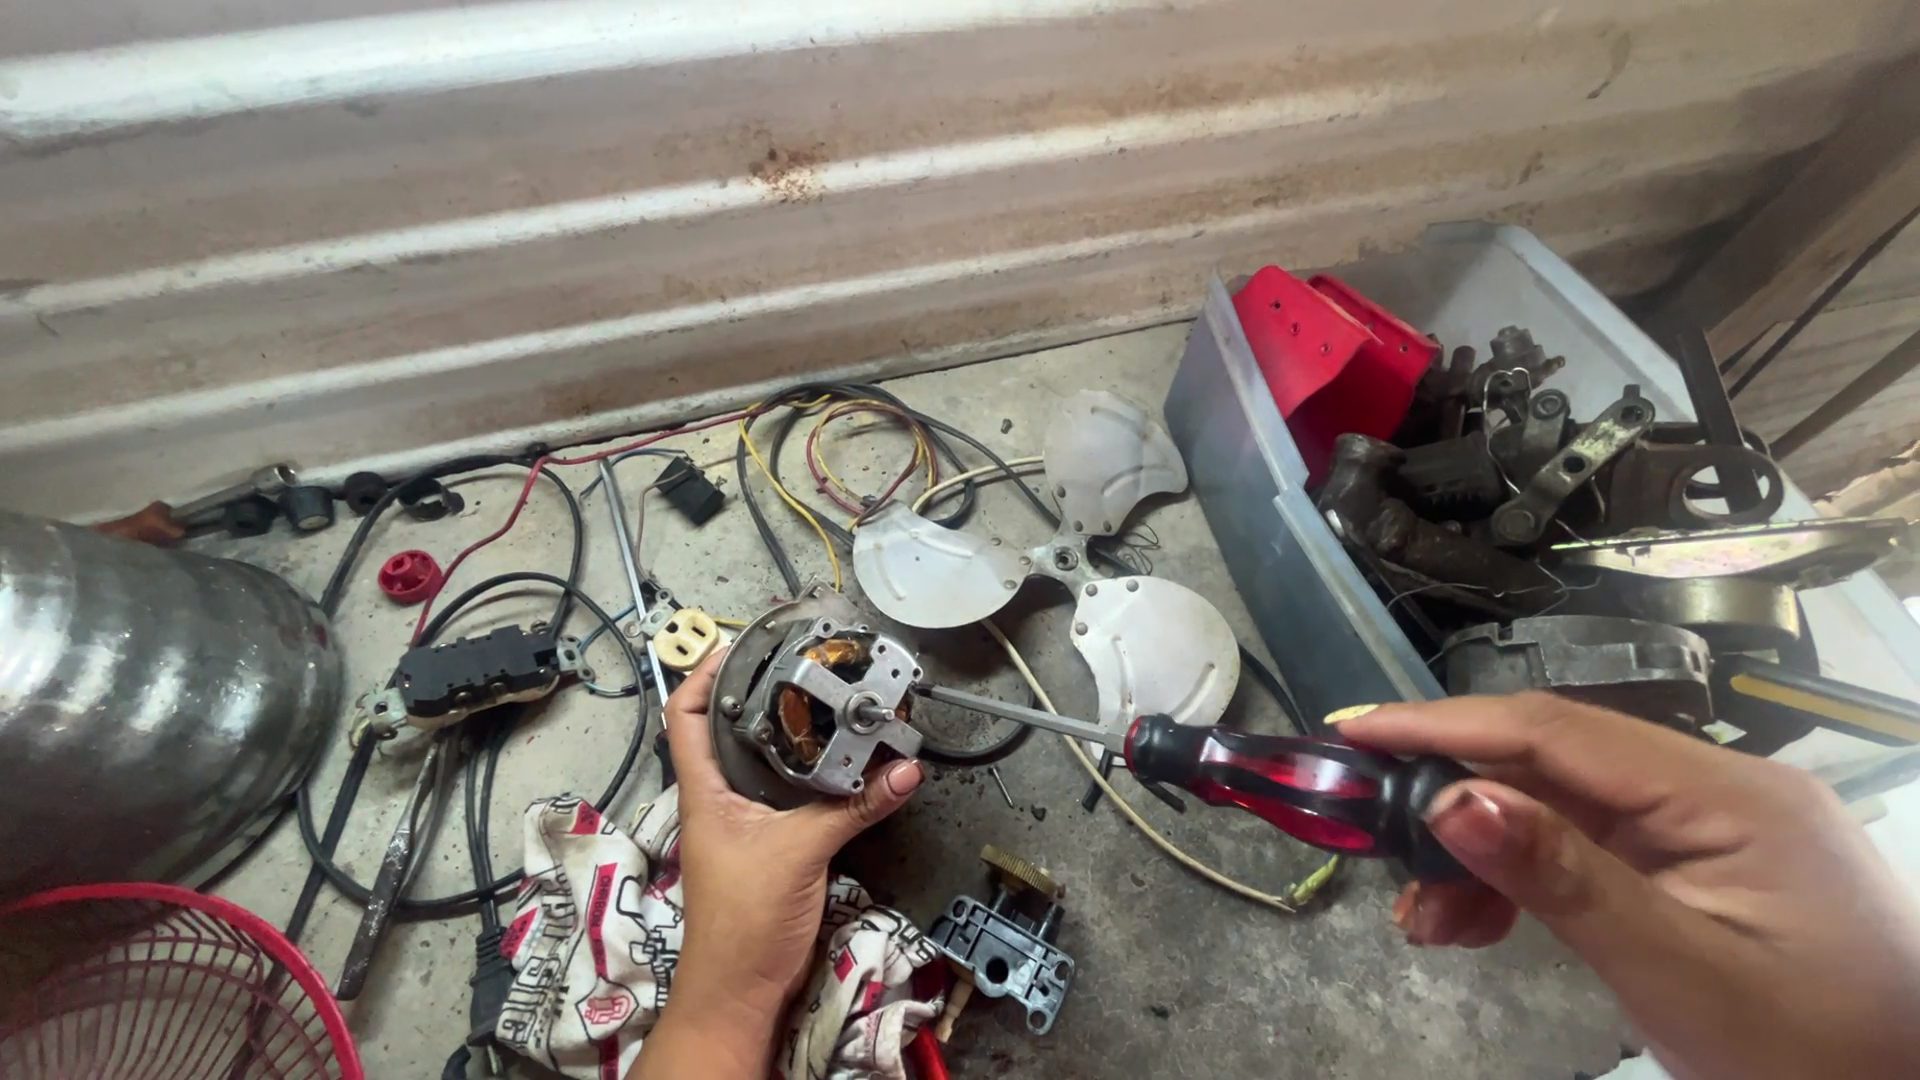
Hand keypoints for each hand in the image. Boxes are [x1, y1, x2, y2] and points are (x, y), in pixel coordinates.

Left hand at [636, 651, 922, 1077]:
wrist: (742, 989)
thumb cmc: (746, 919)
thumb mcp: (798, 852)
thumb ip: (852, 808)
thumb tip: (905, 772)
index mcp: (705, 789)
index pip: (684, 716)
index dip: (703, 674)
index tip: (740, 645)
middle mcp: (721, 794)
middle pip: (728, 727)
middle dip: (759, 690)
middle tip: (800, 662)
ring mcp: (746, 816)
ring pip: (763, 756)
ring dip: (789, 727)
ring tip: (825, 694)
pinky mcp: (773, 835)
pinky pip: (791, 785)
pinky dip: (813, 764)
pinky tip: (843, 752)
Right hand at [1340, 692, 1919, 1079]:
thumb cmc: (1823, 1061)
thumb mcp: (1684, 977)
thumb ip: (1563, 879)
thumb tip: (1447, 800)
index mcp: (1725, 792)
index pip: (1550, 728)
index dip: (1440, 723)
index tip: (1352, 729)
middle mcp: (1700, 784)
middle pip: (1535, 760)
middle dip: (1444, 797)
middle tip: (1369, 828)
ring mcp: (1685, 820)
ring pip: (1536, 803)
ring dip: (1467, 851)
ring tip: (1422, 915)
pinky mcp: (1669, 857)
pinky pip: (1560, 844)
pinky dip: (1503, 877)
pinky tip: (1468, 922)